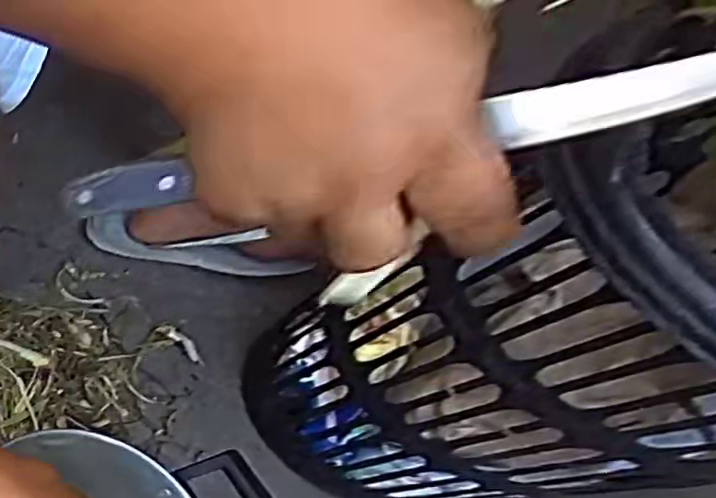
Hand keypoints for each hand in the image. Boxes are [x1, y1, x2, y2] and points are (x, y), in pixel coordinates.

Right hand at [148, 0, 517, 268]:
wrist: (247, 25)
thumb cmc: (340, 9)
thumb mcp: (449, 40)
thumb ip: (451, 108)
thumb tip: (454, 136)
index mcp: (428, 139)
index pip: (474, 214)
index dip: (481, 229)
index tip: (479, 233)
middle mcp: (355, 186)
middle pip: (372, 254)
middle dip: (380, 238)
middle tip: (378, 211)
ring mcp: (288, 204)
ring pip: (305, 239)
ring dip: (314, 215)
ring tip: (309, 167)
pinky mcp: (234, 209)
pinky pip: (250, 221)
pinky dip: (258, 201)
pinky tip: (265, 162)